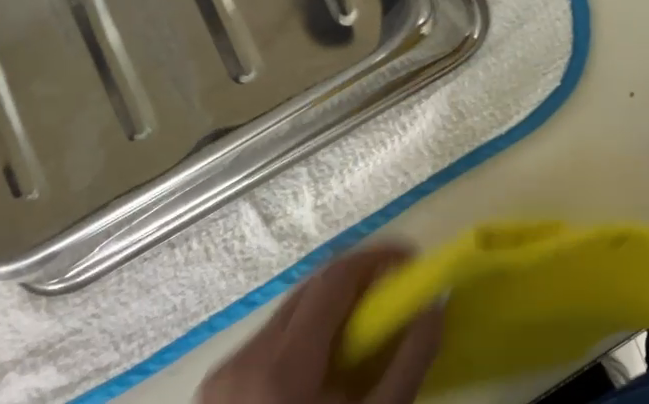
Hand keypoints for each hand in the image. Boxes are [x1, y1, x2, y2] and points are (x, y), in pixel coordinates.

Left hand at [199, 246, 442, 403]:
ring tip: (367, 331)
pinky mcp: (213, 395)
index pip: (334, 280)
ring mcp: (219, 379)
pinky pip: (268, 344)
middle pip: (309, 291)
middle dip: (357, 282)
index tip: (412, 260)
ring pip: (287, 315)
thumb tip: (435, 304)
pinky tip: (328, 366)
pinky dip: (305, 338)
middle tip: (398, 293)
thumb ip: (410, 360)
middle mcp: (242, 358)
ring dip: (331, 309)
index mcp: (280, 365)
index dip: (377, 259)